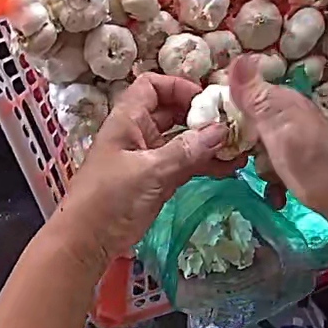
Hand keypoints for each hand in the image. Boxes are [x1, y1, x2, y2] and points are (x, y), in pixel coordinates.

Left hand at [47, 74, 233, 269]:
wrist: (87, 241)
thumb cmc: (109, 198)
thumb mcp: (148, 170)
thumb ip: (186, 150)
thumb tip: (221, 131)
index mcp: (128, 120)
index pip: (152, 86)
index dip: (178, 86)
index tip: (206, 101)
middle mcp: (140, 134)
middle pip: (174, 112)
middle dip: (202, 116)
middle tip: (233, 123)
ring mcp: (151, 158)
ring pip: (184, 140)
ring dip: (209, 142)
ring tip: (240, 147)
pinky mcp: (160, 181)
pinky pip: (187, 165)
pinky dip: (206, 164)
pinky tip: (230, 167)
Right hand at [227, 56, 327, 222]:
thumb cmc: (310, 161)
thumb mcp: (279, 127)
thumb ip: (256, 97)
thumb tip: (237, 56)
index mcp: (280, 101)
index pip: (240, 95)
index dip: (223, 113)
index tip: (210, 133)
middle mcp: (286, 115)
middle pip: (247, 125)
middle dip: (239, 146)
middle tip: (236, 163)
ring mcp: (291, 139)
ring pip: (257, 149)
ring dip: (258, 168)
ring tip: (265, 180)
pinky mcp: (296, 161)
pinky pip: (272, 167)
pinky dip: (272, 184)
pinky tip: (277, 195)